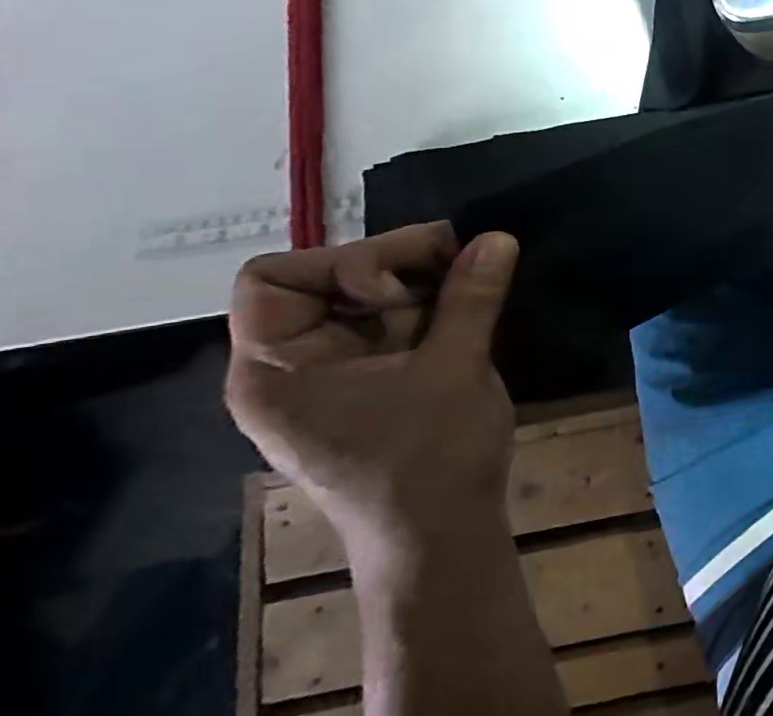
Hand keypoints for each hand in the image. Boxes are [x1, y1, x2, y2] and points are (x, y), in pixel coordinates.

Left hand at [225, 223, 519, 543]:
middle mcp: (293, 365)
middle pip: (326, 282)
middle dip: (396, 266)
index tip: (406, 286)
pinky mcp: (372, 383)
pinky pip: (391, 327)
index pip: (274, 278)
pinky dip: (430, 309)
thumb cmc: (432, 457)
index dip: (343, 263)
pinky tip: (469, 312)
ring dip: (422, 285)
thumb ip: (472, 298)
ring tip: (474, 288)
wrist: (442, 536)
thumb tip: (498, 236)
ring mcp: (334, 376)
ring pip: (367, 301)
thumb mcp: (456, 368)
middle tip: (462, 264)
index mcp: (277, 367)